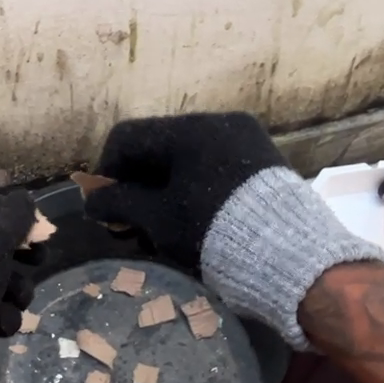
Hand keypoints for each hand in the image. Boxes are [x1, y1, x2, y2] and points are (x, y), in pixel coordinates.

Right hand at [83, 112, 288, 270]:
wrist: (292, 258)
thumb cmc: (214, 232)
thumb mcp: (157, 219)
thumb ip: (118, 203)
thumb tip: (91, 200)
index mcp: (188, 129)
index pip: (127, 137)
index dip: (106, 171)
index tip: (105, 206)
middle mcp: (219, 123)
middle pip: (158, 147)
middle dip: (137, 185)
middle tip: (131, 224)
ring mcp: (246, 141)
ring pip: (186, 159)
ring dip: (164, 190)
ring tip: (160, 230)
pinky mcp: (265, 163)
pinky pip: (214, 168)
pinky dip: (193, 190)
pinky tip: (192, 224)